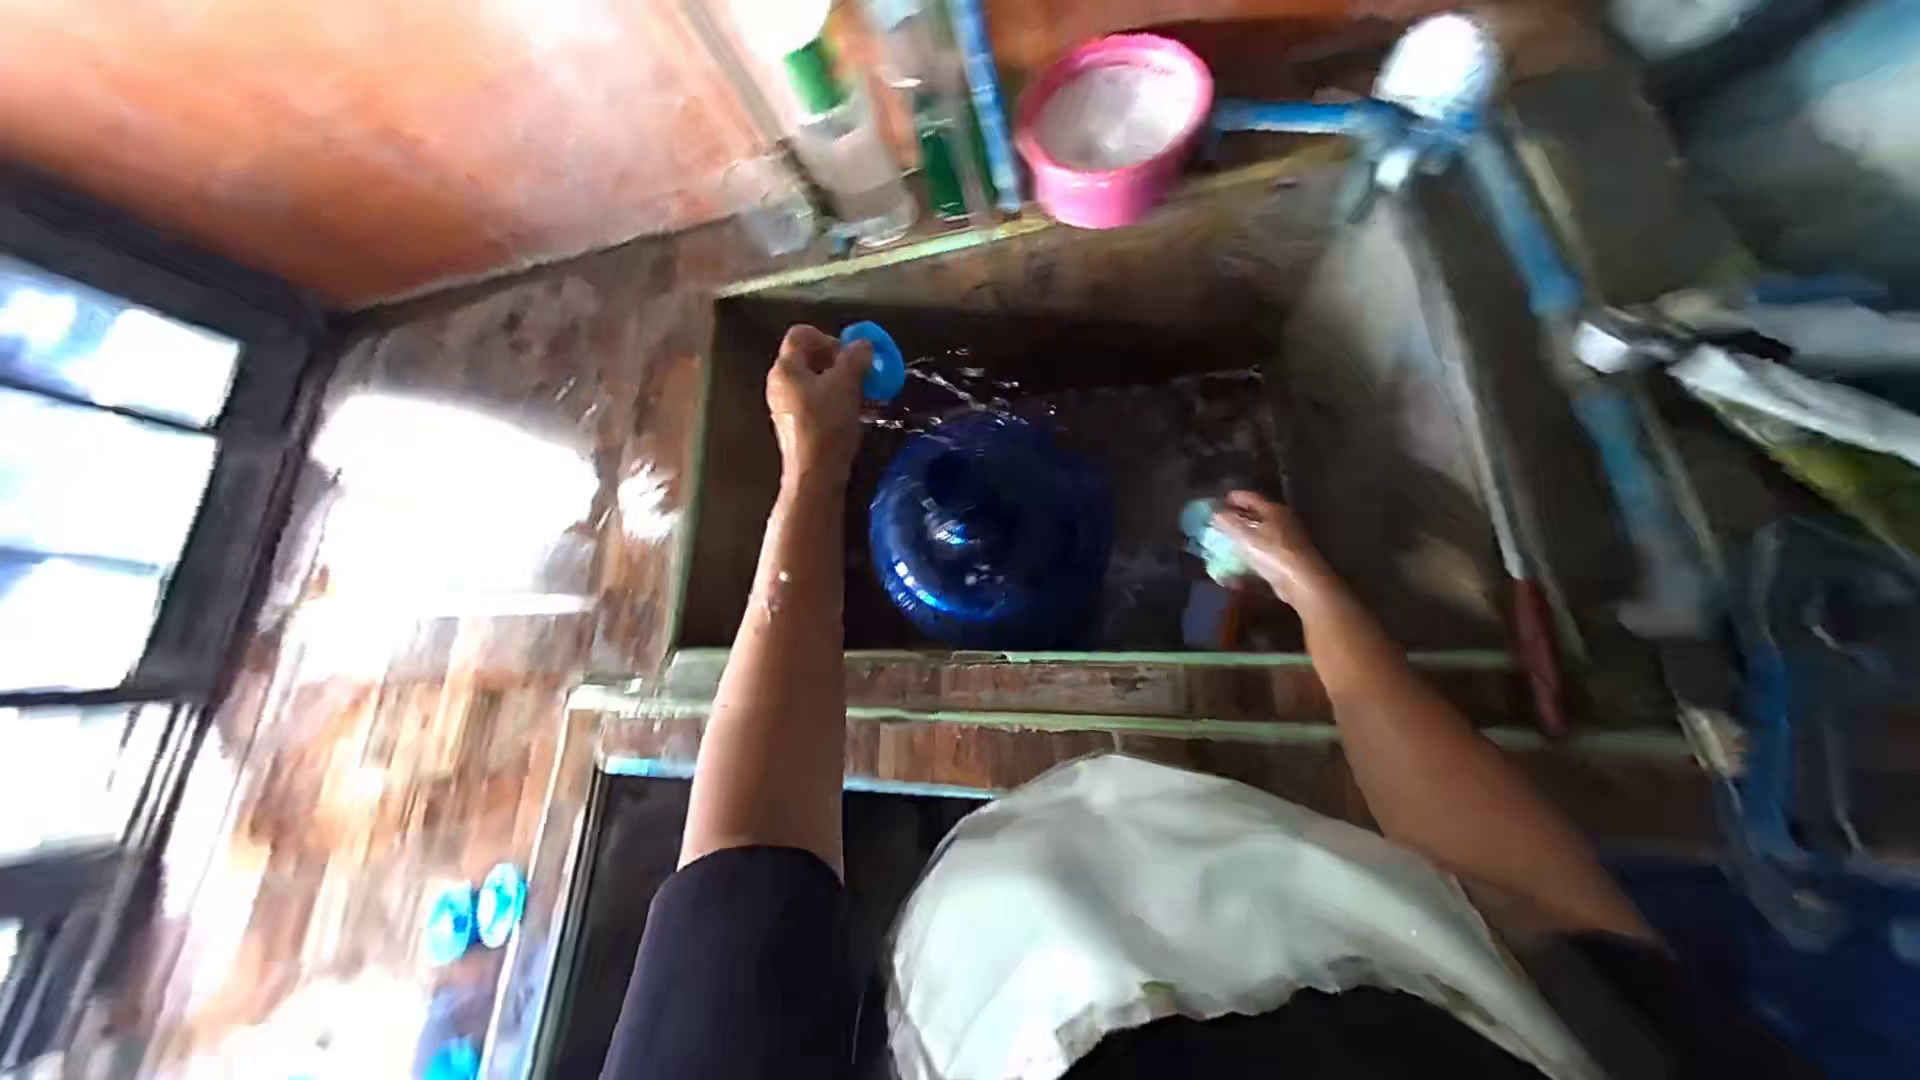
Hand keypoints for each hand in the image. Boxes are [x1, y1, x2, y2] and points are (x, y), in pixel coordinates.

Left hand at [767, 324, 867, 484]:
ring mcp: (785, 406)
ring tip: (861, 397)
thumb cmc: (827, 426)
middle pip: (809, 358)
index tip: (851, 357)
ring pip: (814, 382)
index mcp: (786, 368)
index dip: (829, 338)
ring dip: (840, 384)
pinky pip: (815, 402)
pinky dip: (834, 402)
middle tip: (860, 377)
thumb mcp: (846, 386)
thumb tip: (864, 344)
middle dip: (838, 363)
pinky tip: (851, 415)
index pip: (802, 334)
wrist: (815, 475)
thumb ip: (855, 359)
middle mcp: (780, 384)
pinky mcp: (795, 426)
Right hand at [1212, 490, 1340, 608]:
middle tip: (1218, 521)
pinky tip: (1238, 558)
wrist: (1301, 582)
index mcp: (1274, 509)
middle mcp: (1283, 520)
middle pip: (1256, 513)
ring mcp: (1287, 539)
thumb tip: (1215, 513)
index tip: (1217, 502)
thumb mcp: (1245, 535)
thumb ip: (1228, 522)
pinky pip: (1263, 549)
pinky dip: (1250, 550)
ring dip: (1243, 534)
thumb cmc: (1272, 552)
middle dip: (1237, 516)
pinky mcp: (1287, 557)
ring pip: (1260, 531)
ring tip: (1224, 539)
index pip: (1251, 497)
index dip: (1233, 498)